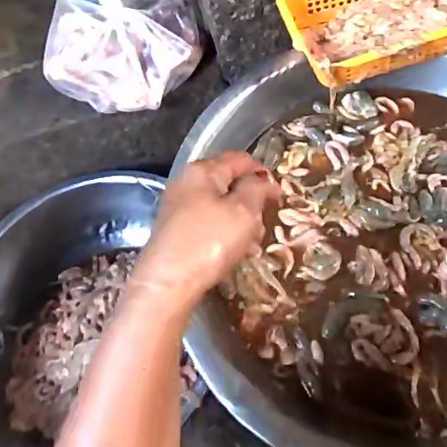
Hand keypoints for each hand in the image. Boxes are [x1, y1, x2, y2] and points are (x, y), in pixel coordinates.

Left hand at [133, 153, 277, 308]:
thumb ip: (257, 188)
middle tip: (266, 220)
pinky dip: (226, 232)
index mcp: (203, 170)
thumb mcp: (244, 211)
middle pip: (230, 182)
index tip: (280, 195)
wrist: (165, 287)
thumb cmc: (209, 243)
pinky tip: (236, 251)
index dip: (264, 174)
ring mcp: (179, 208)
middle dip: (252, 200)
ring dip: (241, 220)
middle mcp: (187, 183)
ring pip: (221, 205)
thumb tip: (262, 181)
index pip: (242, 160)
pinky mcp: (176, 232)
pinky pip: (210, 223)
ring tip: (253, 242)